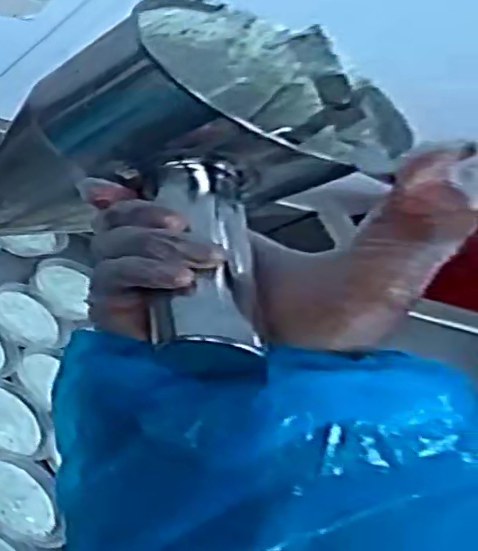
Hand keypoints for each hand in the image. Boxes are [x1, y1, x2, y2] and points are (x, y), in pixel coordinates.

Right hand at [84, 145, 477, 349]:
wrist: (287, 390)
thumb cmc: (321, 344)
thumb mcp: (377, 274)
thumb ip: (414, 221)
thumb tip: (442, 160)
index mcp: (208, 243)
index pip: (151, 206)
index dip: (127, 191)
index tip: (121, 182)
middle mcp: (164, 262)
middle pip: (120, 219)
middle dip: (140, 211)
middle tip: (179, 222)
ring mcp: (139, 287)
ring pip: (112, 243)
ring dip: (148, 243)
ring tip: (198, 264)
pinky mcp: (121, 312)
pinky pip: (108, 278)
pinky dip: (136, 270)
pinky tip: (176, 279)